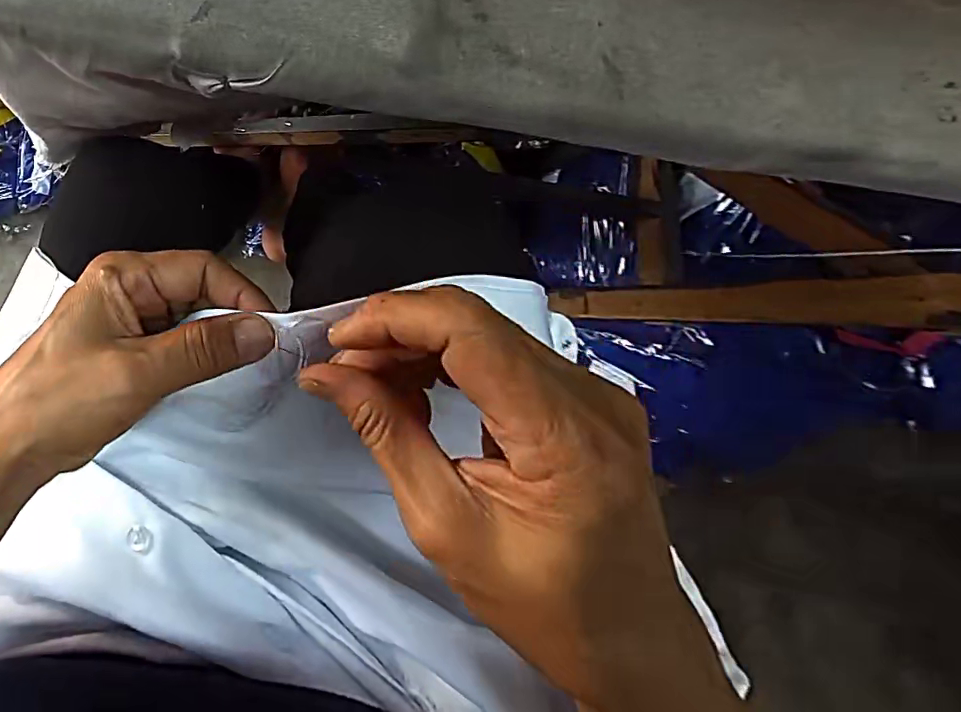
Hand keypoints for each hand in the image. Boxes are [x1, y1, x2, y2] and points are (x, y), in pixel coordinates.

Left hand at [0, 250, 275, 475]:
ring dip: (214, 339)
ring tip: (235, 366)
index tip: (267, 328)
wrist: (4, 452)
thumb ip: (203, 348)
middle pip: (198, 289)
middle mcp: (126, 287)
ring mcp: (126, 317)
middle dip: (229, 319)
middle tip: (257, 352)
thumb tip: (260, 332)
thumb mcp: (138, 373)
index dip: (240, 294)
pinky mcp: (127, 346)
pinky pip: (176, 340)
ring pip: (190, 316)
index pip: (201, 268)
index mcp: (122, 275)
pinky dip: (196, 355)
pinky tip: (207, 374)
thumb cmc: (55, 403)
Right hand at [299, 287, 735, 710]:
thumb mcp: (446, 528)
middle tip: (346, 360)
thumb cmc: (541, 606)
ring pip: (488, 328)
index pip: (469, 331)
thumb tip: (328, 374)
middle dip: (399, 327)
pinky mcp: (589, 394)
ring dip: (421, 341)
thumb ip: (387, 435)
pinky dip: (452, 357)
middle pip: (477, 319)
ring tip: (373, 376)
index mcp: (562, 432)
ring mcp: (595, 388)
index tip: (339, 338)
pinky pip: (506, 351)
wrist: (632, 642)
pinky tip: (419, 385)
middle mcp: (588, 392)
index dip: (396, 318)